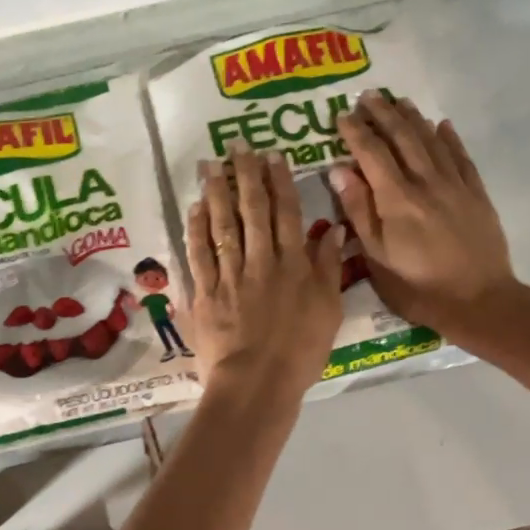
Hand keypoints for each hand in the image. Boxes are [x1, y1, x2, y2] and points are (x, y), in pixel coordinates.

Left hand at [186, 150, 345, 403]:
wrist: (257, 383)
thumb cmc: (300, 353)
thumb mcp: (329, 311)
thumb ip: (329, 269)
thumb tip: (335, 231)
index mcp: (294, 265)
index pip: (287, 214)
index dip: (280, 182)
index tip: (273, 156)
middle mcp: (261, 262)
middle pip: (252, 210)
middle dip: (245, 175)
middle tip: (237, 146)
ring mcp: (230, 276)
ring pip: (222, 225)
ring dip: (216, 193)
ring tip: (210, 165)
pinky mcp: (206, 294)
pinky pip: (199, 254)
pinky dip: (196, 229)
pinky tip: (194, 208)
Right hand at [331, 92, 526, 350]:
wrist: (480, 301)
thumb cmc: (420, 289)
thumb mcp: (378, 259)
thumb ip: (360, 213)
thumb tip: (340, 171)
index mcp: (397, 200)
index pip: (372, 154)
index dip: (355, 132)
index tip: (342, 115)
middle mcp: (426, 183)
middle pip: (403, 138)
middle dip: (383, 114)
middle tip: (367, 96)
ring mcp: (455, 186)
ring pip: (432, 141)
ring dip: (413, 118)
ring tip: (400, 101)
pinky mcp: (476, 195)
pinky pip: (461, 157)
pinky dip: (450, 138)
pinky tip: (442, 125)